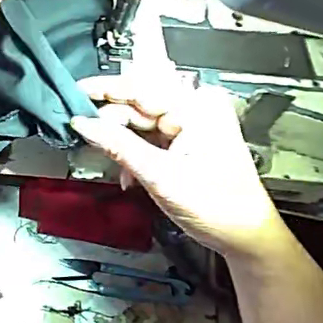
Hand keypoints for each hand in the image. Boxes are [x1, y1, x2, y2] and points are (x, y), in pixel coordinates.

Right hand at [71, 74, 289, 265]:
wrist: (245, 235)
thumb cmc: (221, 208)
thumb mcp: (158, 175)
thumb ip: (117, 145)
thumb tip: (85, 124)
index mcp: (197, 108)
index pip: (140, 87)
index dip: (104, 90)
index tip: (77, 93)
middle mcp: (196, 108)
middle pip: (138, 104)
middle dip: (111, 123)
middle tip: (85, 133)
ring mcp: (193, 124)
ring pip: (140, 121)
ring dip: (122, 143)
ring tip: (114, 163)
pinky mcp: (188, 139)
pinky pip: (150, 135)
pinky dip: (134, 152)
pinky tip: (129, 171)